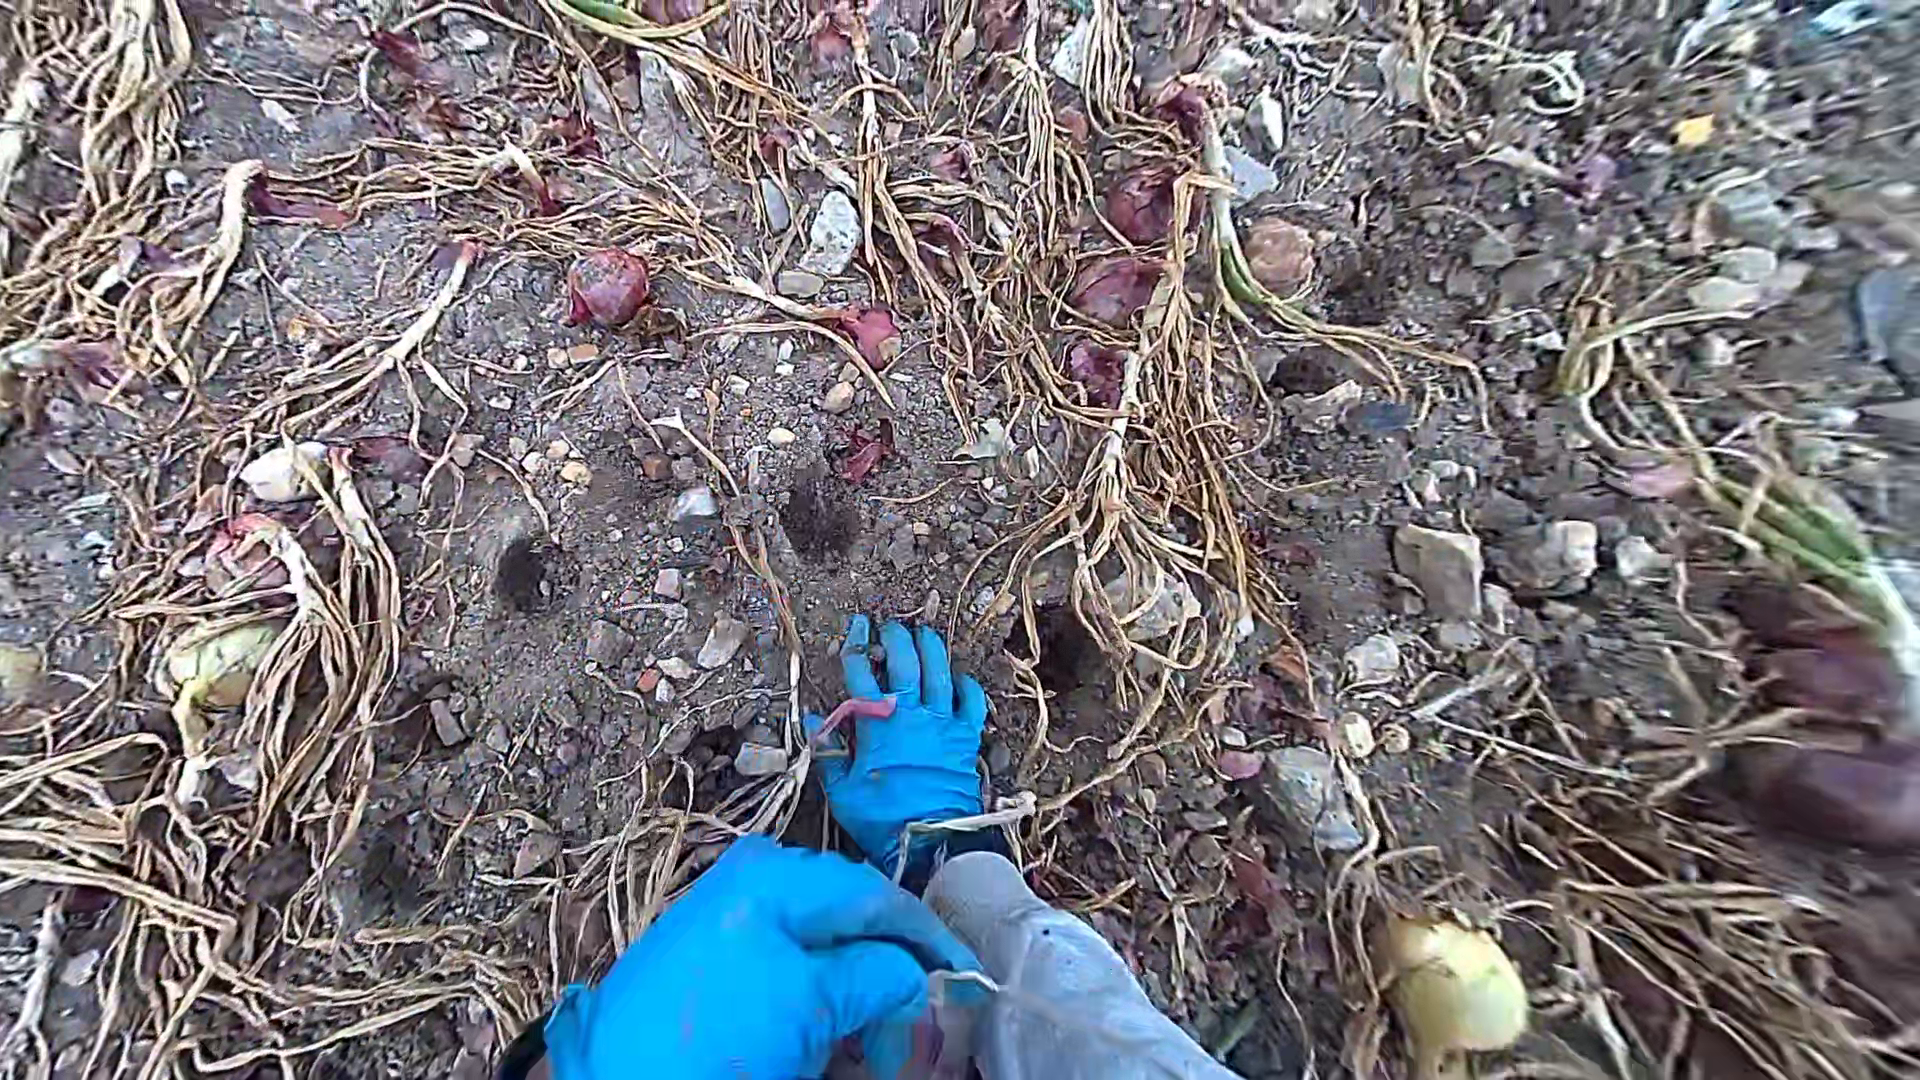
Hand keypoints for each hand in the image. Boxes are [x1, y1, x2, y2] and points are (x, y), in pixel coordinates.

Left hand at [541, 836, 978, 1079]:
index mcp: (778, 872)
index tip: (965, 970)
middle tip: (921, 1008)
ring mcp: (739, 901)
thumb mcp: (808, 1009)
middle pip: (852, 911)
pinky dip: (823, 984)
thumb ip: (876, 978)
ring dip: (859, 978)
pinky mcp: (724, 934)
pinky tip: (832, 1023)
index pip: (873, 894)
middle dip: (891, 961)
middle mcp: (761, 871)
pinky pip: (793, 948)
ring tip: (877, 1029)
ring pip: (826, 934)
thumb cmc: (711, 1044)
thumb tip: (920, 977)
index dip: (925, 934)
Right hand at [805, 616, 987, 873]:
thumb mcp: (841, 791)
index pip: (862, 672)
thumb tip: (812, 718)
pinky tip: (959, 677)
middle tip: (891, 626)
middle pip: (904, 662)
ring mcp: (942, 722)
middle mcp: (911, 713)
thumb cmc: (881, 819)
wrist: (931, 842)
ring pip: (938, 672)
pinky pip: (972, 702)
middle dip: (896, 637)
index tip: (857, 626)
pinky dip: (967, 686)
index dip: (857, 644)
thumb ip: (827, 752)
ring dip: (931, 649)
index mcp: (877, 723)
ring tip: (924, 633)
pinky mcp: (966, 736)